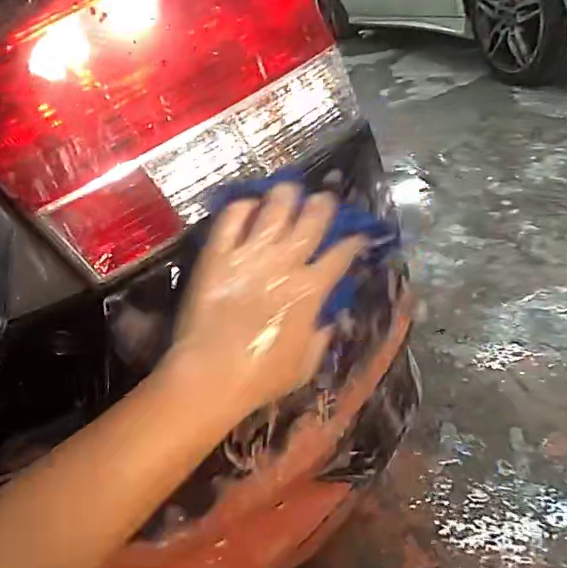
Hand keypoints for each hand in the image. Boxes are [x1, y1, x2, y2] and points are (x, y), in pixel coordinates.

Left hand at [161, 184, 366, 425]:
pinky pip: (232, 216)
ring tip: (289, 190)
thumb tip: (328, 317)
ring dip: (286, 194)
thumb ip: (320, 336)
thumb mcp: (305, 365)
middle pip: (312, 218)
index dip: (354, 240)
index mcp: (310, 290)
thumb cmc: (260, 378)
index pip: (341, 253)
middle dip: (323, 204)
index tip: (357, 235)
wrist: (209, 375)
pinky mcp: (217, 254)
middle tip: (323, 198)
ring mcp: (249, 254)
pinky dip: (243, 205)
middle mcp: (285, 263)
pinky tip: (249, 205)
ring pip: (275, 207)